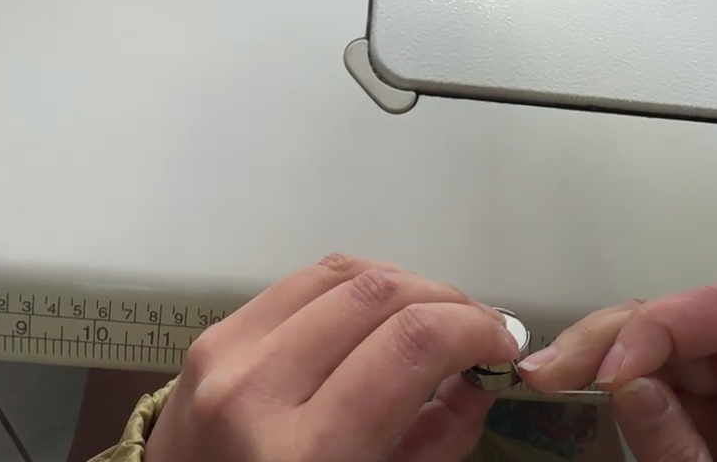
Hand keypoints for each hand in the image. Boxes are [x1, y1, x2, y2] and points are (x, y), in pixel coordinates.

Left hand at [145, 254, 520, 461]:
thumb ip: (436, 441)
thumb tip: (479, 372)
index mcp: (305, 456)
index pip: (408, 345)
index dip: (471, 327)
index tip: (503, 339)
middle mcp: (258, 389)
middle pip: (375, 294)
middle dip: (443, 299)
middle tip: (476, 323)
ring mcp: (226, 353)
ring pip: (339, 272)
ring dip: (402, 280)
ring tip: (434, 310)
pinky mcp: (213, 335)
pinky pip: (300, 282)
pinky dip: (353, 283)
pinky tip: (378, 306)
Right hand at [514, 286, 716, 461]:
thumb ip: (679, 453)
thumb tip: (623, 380)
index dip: (660, 327)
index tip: (607, 374)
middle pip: (681, 325)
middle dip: (609, 338)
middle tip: (548, 371)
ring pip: (655, 341)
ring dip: (593, 350)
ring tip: (543, 373)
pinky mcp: (699, 418)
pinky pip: (648, 374)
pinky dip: (602, 372)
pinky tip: (567, 378)